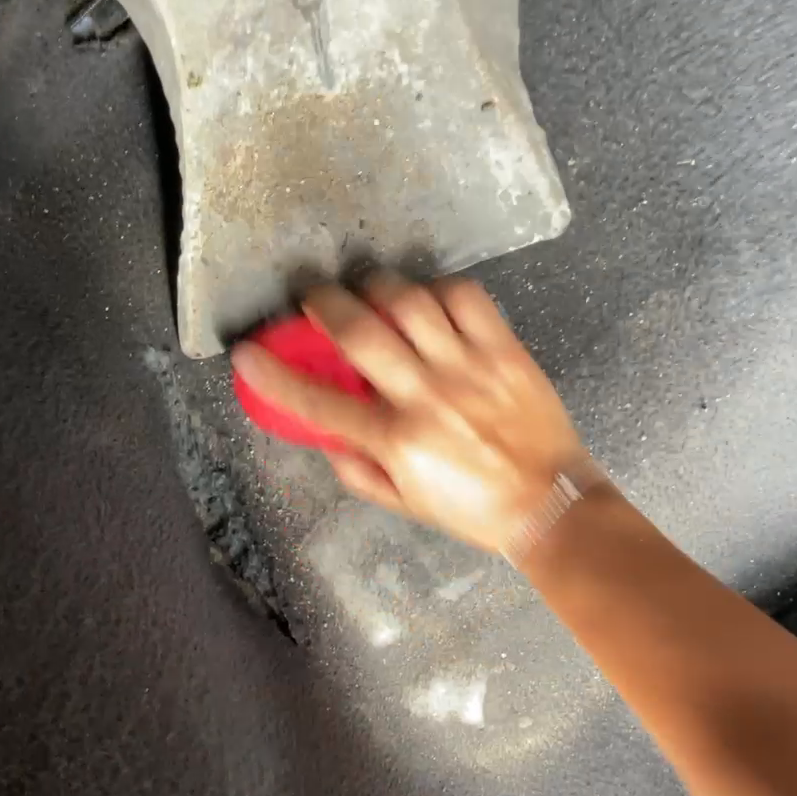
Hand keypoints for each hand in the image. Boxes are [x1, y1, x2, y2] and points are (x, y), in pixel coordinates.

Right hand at [232, 274, 589, 552]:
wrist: (548, 506)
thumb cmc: (471, 508)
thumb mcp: (403, 501)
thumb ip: (359, 469)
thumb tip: (328, 437)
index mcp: (395, 440)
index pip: (319, 402)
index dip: (275, 376)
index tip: (247, 353)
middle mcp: (425, 395)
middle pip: (361, 331)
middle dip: (324, 302)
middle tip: (312, 294)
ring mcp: (467, 367)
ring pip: (410, 303)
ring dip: (378, 286)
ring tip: (368, 288)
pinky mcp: (504, 349)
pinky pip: (465, 297)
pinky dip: (438, 289)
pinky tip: (427, 299)